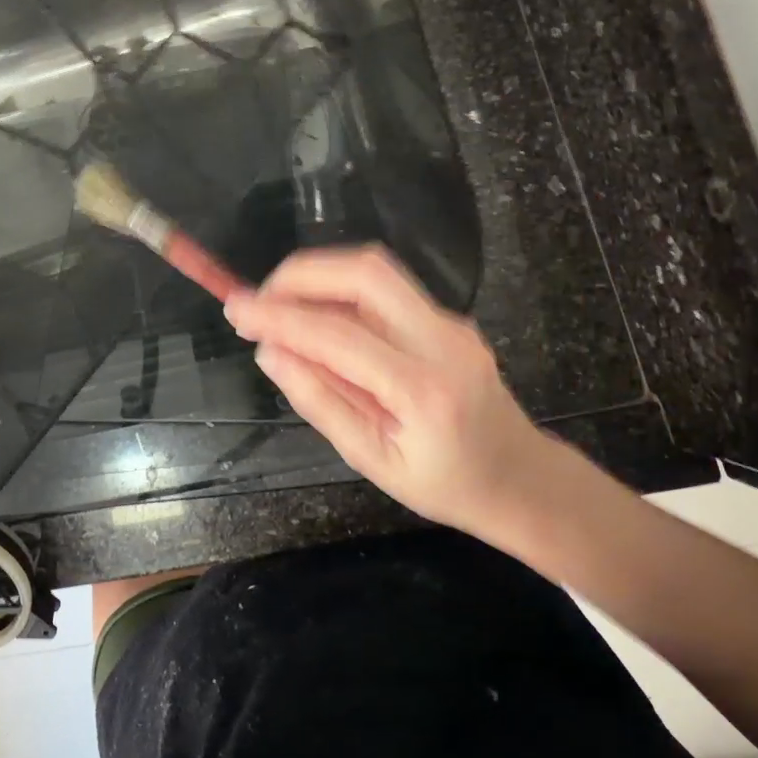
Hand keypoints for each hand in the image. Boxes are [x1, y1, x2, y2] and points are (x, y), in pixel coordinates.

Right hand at [223, 244, 554, 533]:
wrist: (523, 479)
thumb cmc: (445, 484)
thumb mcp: (371, 461)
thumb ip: (319, 402)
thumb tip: (269, 353)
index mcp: (424, 390)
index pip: (337, 336)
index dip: (279, 316)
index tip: (234, 308)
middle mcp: (443, 341)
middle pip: (366, 273)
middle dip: (301, 274)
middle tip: (258, 299)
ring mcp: (451, 323)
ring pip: (375, 273)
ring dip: (318, 280)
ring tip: (277, 309)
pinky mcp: (446, 318)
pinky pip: (385, 292)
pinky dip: (339, 295)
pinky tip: (316, 323)